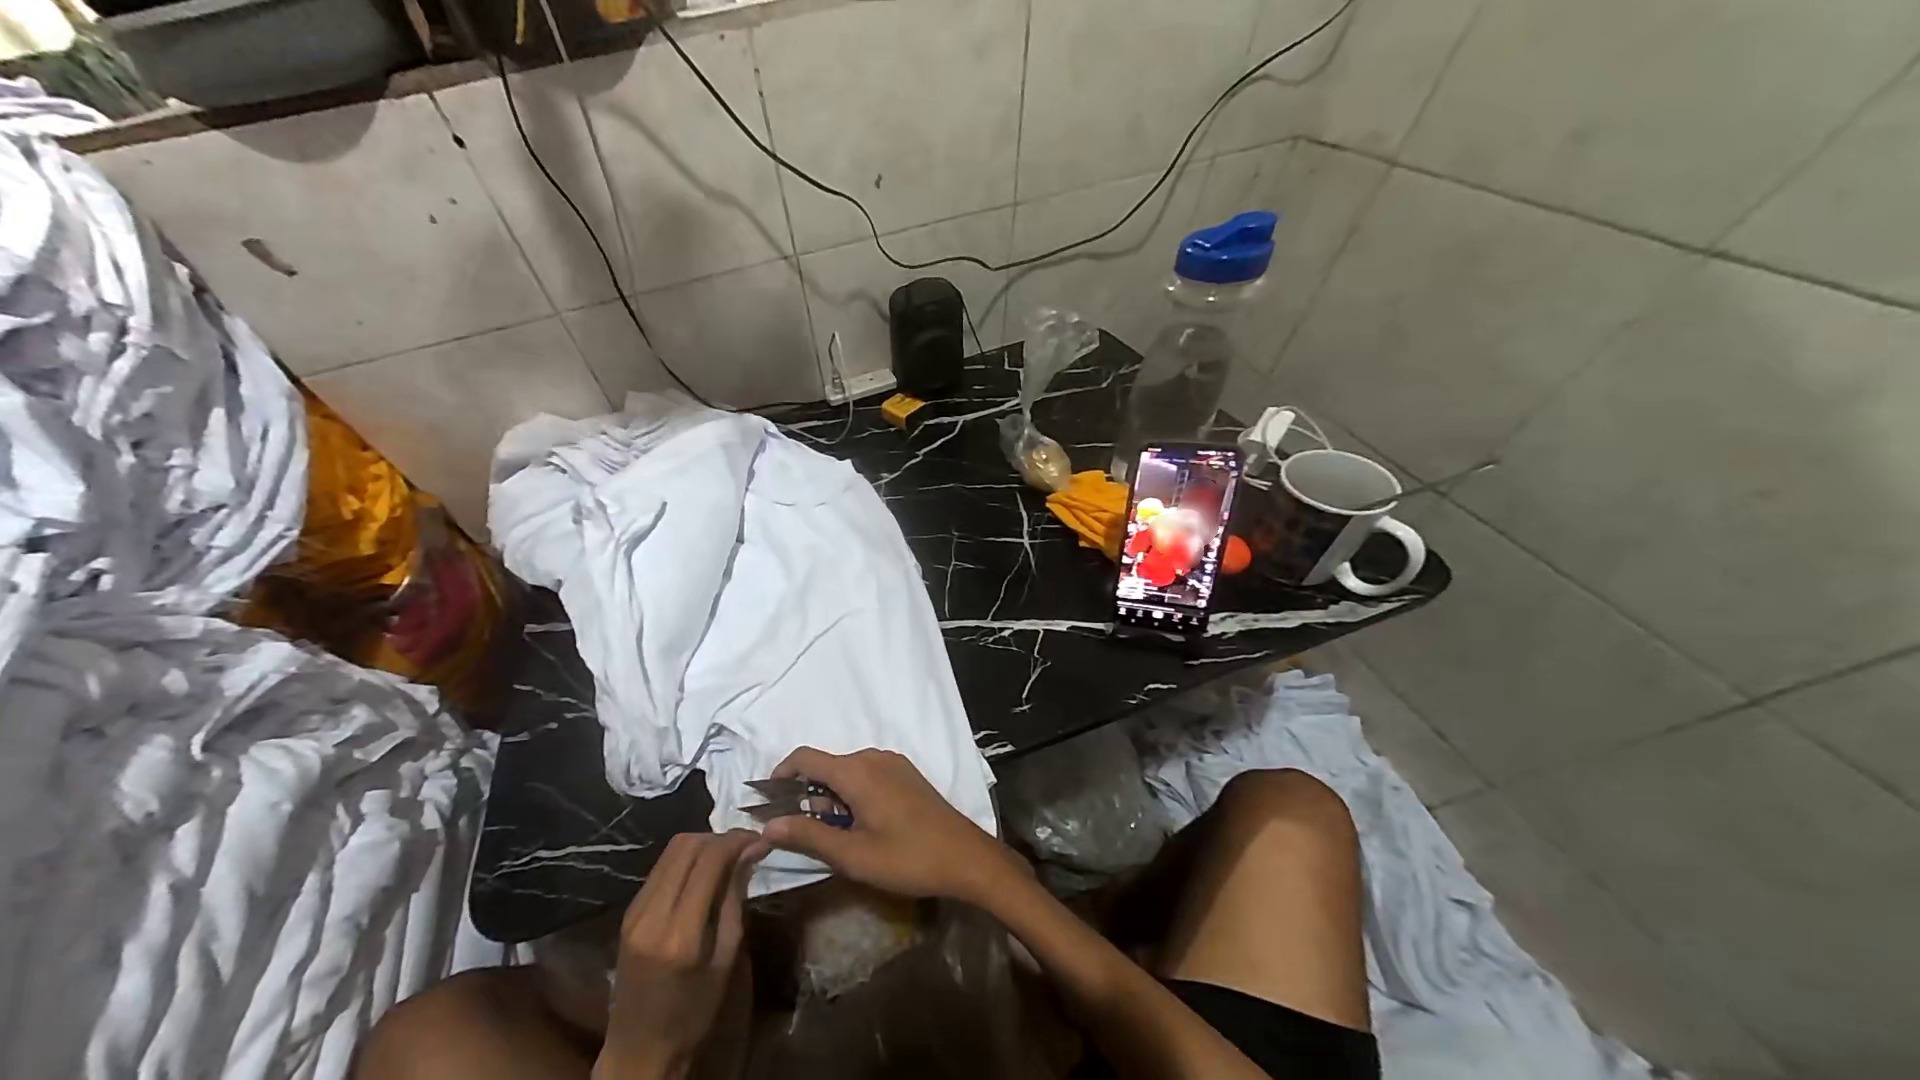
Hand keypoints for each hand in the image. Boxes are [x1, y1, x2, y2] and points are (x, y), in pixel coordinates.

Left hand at [594, 830, 766, 1079]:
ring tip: (728, 856)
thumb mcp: (726, 958)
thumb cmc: (693, 1012)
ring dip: (703, 843)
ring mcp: (634, 910)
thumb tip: (751, 852)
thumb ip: (734, 899)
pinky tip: (704, 872)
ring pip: (671, 851)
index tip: (760, 839)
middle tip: (746, 846)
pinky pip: (661, 868)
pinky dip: (687, 859)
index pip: (709, 859)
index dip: (737, 840)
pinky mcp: (629, 912)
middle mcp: (651, 913)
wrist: (639, 1049)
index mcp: (680, 931)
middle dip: (720, 837)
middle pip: (687, 845)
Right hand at [760, 747, 1025, 904]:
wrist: (966, 858)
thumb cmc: (907, 858)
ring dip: (830, 797)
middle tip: (799, 833)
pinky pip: (867, 776)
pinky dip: (851, 795)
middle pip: (825, 766)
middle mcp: (873, 758)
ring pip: (846, 772)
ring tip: (831, 836)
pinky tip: (858, 826)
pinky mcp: (906, 774)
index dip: (779, 776)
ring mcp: (893, 764)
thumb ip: (808, 836)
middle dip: (805, 794)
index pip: (805, 758)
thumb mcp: (852, 855)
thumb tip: (768, 825)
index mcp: (857, 771)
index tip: (766, 804)